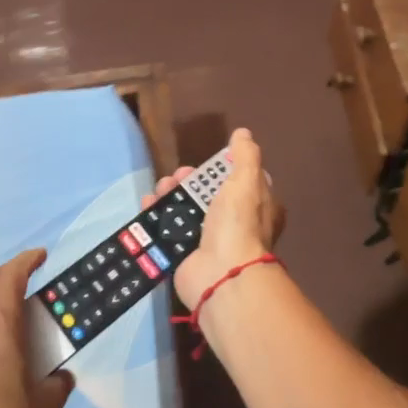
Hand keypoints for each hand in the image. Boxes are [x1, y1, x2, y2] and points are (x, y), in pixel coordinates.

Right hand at [142, 128, 285, 308]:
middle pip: (210, 194)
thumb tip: (242, 133)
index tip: (208, 163)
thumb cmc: (238, 223)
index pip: (242, 181)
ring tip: (160, 188)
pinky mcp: (187, 256)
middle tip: (176, 176)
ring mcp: (211, 241)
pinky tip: (147, 206)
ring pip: (187, 211)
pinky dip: (157, 218)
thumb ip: (246, 154)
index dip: (223, 169)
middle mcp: (237, 224)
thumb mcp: (247, 180)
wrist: (220, 274)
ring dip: (171, 195)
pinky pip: (169, 231)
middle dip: (190, 181)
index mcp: (260, 207)